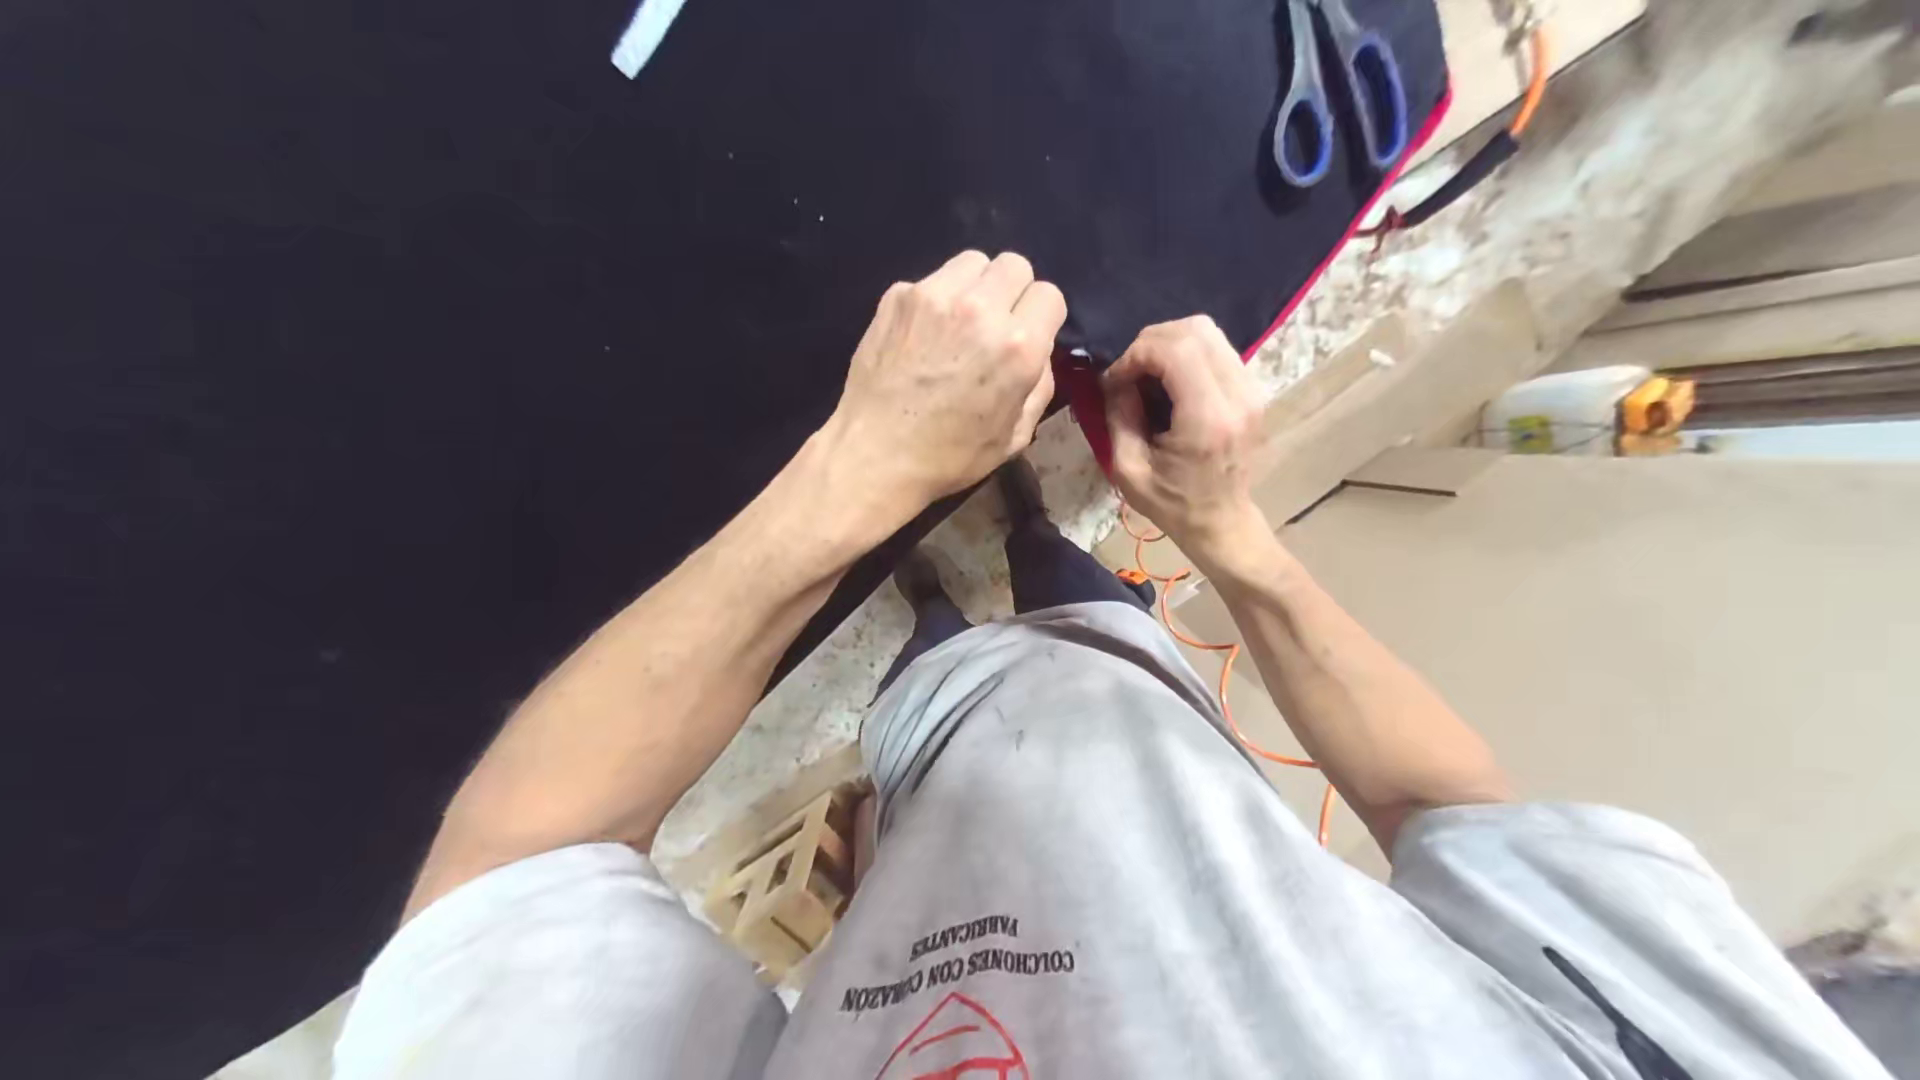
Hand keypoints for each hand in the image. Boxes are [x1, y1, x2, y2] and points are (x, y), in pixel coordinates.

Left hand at [821, 250, 1066, 519]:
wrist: (876, 455)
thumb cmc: (950, 457)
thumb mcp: (1015, 436)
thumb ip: (1039, 385)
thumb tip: (1038, 354)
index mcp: (1018, 347)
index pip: (1049, 296)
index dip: (1041, 318)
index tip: (1027, 337)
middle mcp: (981, 309)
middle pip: (1014, 265)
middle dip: (1012, 293)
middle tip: (994, 327)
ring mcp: (935, 296)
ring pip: (973, 262)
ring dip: (976, 287)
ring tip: (960, 323)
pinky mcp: (898, 296)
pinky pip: (932, 280)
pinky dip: (936, 300)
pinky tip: (923, 335)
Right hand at [1104, 316, 1272, 569]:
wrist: (1220, 523)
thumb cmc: (1171, 503)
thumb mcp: (1127, 469)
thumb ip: (1119, 416)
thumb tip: (1116, 378)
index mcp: (1207, 420)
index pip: (1175, 349)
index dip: (1136, 353)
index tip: (1115, 380)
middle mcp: (1238, 396)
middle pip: (1195, 330)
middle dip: (1151, 342)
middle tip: (1129, 373)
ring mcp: (1252, 391)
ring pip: (1209, 332)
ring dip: (1169, 345)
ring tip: (1147, 375)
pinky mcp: (1254, 390)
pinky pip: (1218, 349)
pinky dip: (1186, 354)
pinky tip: (1169, 382)